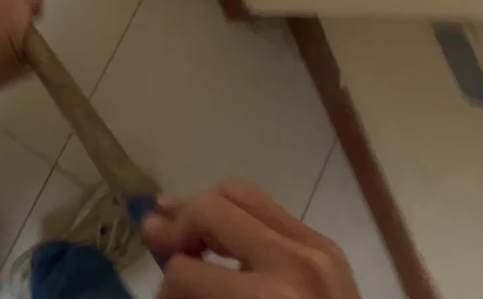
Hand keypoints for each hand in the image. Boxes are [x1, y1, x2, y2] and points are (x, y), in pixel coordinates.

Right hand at [145, 181, 360, 298]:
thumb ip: (198, 294)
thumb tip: (160, 269)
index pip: (187, 274)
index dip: (164, 291)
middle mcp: (294, 263)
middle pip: (209, 211)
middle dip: (175, 230)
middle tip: (156, 243)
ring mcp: (316, 249)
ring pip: (235, 193)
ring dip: (203, 213)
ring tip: (183, 232)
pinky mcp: (327, 247)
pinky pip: (264, 207)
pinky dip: (235, 217)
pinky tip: (221, 240)